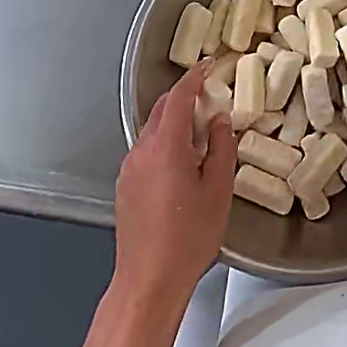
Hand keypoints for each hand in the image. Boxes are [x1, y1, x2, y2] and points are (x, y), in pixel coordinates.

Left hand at [113, 63, 237, 303]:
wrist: (149, 280)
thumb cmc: (188, 238)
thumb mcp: (218, 189)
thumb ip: (221, 148)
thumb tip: (219, 122)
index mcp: (166, 146)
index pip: (178, 98)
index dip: (193, 78)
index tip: (207, 67)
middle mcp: (141, 152)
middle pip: (161, 110)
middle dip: (184, 98)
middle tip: (209, 97)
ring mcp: (129, 169)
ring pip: (152, 131)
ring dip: (175, 122)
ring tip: (201, 131)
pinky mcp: (125, 186)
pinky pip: (146, 150)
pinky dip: (165, 142)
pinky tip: (183, 160)